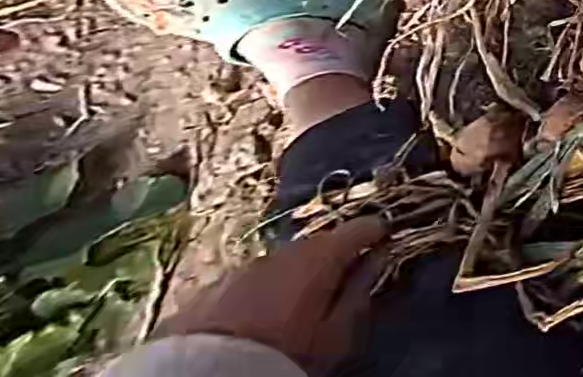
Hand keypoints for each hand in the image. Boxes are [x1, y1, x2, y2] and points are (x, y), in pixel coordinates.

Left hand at [156, 216, 386, 374]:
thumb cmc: (282, 357)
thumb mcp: (336, 333)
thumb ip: (361, 290)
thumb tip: (379, 257)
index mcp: (323, 254)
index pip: (364, 226)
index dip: (376, 235)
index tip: (381, 250)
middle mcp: (284, 252)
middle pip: (318, 245)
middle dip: (330, 259)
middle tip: (333, 287)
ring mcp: (239, 271)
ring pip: (279, 265)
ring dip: (290, 277)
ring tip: (288, 308)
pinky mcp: (201, 295)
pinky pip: (243, 286)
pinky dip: (255, 295)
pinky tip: (249, 322)